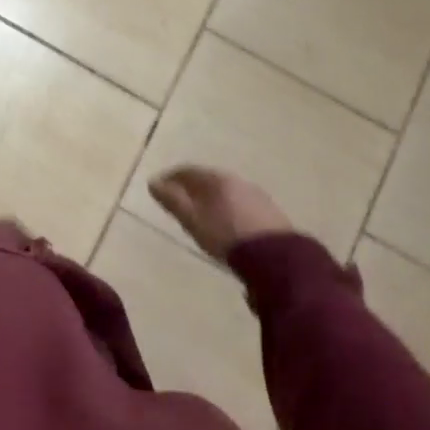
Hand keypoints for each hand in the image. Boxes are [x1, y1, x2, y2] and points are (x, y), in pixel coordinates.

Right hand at [148, 166, 294, 263]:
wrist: (276, 258)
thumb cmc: (225, 235)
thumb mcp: (191, 219)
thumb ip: (171, 199)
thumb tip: (153, 182)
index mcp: (214, 178)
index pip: (186, 170)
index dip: (169, 178)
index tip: (159, 189)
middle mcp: (236, 180)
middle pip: (207, 179)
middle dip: (191, 188)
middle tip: (180, 203)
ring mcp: (256, 195)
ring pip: (226, 191)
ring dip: (211, 199)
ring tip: (203, 215)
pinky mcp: (271, 211)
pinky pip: (241, 203)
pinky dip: (228, 208)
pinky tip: (227, 223)